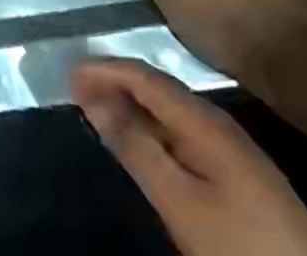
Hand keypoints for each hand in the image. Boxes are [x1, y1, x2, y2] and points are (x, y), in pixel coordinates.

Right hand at [73, 58, 306, 255]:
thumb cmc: (238, 243)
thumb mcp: (177, 199)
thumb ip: (135, 146)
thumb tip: (96, 99)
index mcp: (204, 122)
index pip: (145, 76)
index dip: (103, 69)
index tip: (66, 74)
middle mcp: (219, 123)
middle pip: (158, 86)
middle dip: (114, 80)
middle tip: (75, 89)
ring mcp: (233, 147)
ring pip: (170, 107)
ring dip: (131, 101)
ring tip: (98, 107)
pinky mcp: (239, 171)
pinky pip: (182, 127)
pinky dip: (150, 122)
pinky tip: (139, 137)